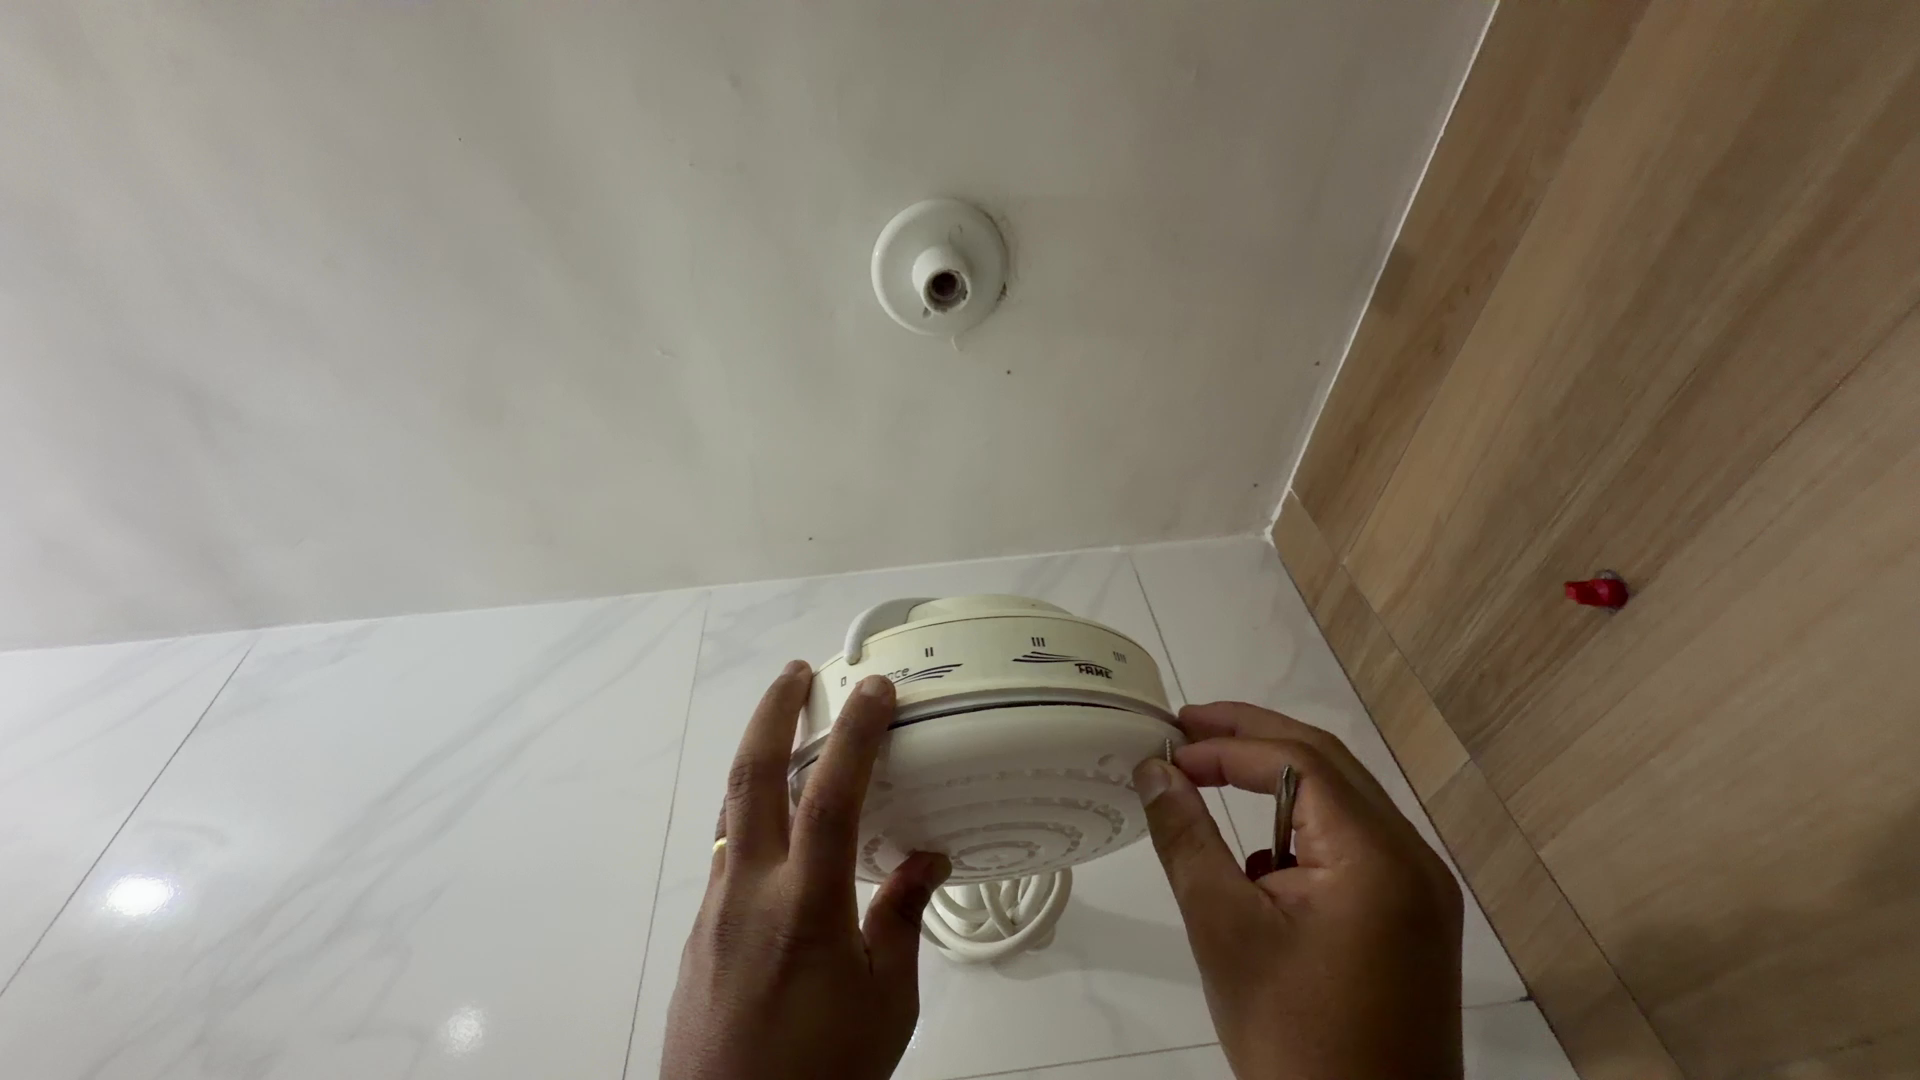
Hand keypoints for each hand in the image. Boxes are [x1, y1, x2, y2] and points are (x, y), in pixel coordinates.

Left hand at [662, 662, 951, 1079]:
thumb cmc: (822, 1074)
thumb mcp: (886, 1004)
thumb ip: (901, 919)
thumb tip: (924, 860)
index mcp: (807, 908)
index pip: (831, 796)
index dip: (855, 734)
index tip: (875, 690)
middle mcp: (750, 893)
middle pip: (750, 778)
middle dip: (772, 713)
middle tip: (796, 673)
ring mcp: (715, 910)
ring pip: (730, 810)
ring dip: (757, 759)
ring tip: (787, 733)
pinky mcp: (698, 932)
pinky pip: (727, 853)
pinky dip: (753, 816)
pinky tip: (781, 833)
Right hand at [1134, 702, 1463, 1079]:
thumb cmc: (1290, 1035)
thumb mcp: (1223, 928)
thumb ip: (1186, 837)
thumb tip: (1154, 770)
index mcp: (1377, 856)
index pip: (1297, 762)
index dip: (1227, 745)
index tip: (1167, 751)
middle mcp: (1413, 858)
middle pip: (1327, 763)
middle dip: (1252, 737)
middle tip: (1186, 726)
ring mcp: (1421, 888)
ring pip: (1342, 798)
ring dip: (1276, 778)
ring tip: (1211, 771)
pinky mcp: (1413, 917)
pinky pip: (1353, 842)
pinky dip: (1302, 826)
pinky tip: (1260, 858)